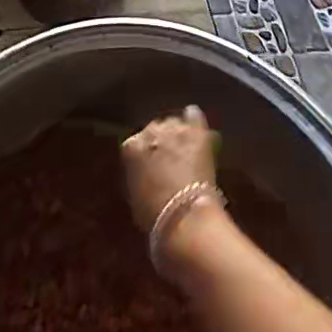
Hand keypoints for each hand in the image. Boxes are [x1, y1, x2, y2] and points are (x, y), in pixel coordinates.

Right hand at [121, 106, 218, 231]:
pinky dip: (195, 122)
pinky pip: (194, 116)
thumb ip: (138, 174)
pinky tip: (199, 130)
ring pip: (175, 122)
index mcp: (132, 147)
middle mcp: (151, 131)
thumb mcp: (136, 194)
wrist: (184, 215)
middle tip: (170, 159)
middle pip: (155, 128)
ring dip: (179, 134)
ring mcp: (175, 129)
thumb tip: (145, 173)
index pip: (135, 143)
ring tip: (186, 149)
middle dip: (162, 141)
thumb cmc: (155, 215)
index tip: (151, 165)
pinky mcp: (197, 132)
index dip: (145, 155)